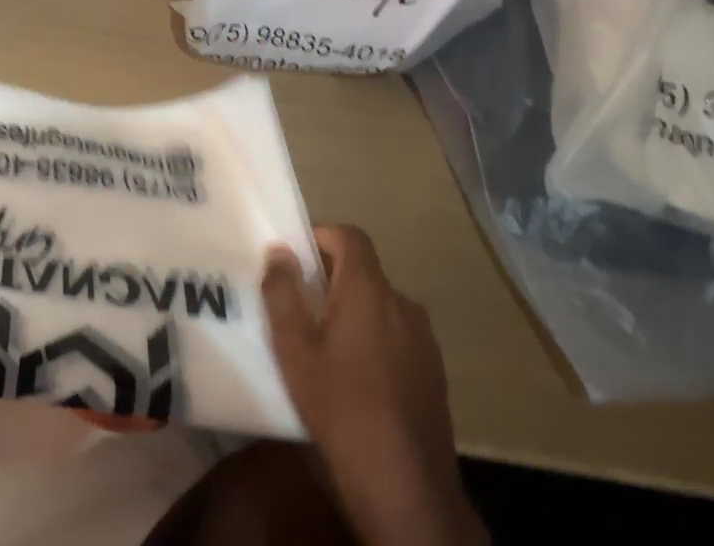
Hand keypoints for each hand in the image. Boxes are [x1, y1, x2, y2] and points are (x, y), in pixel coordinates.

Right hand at [263, 225, 485, 545]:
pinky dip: (371, 338)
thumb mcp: (292, 346)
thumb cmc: (337, 403)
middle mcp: (403, 305)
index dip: (320, 236)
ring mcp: (424, 339)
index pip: (350, 237)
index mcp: (368, 291)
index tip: (292, 259)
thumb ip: (283, 292)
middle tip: (295, 306)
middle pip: (364, 272)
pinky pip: (396, 334)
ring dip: (350, 311)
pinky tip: (351, 376)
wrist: (401, 477)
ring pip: (379, 306)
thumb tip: (281, 251)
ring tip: (320, 344)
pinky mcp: (432, 369)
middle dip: (328, 279)